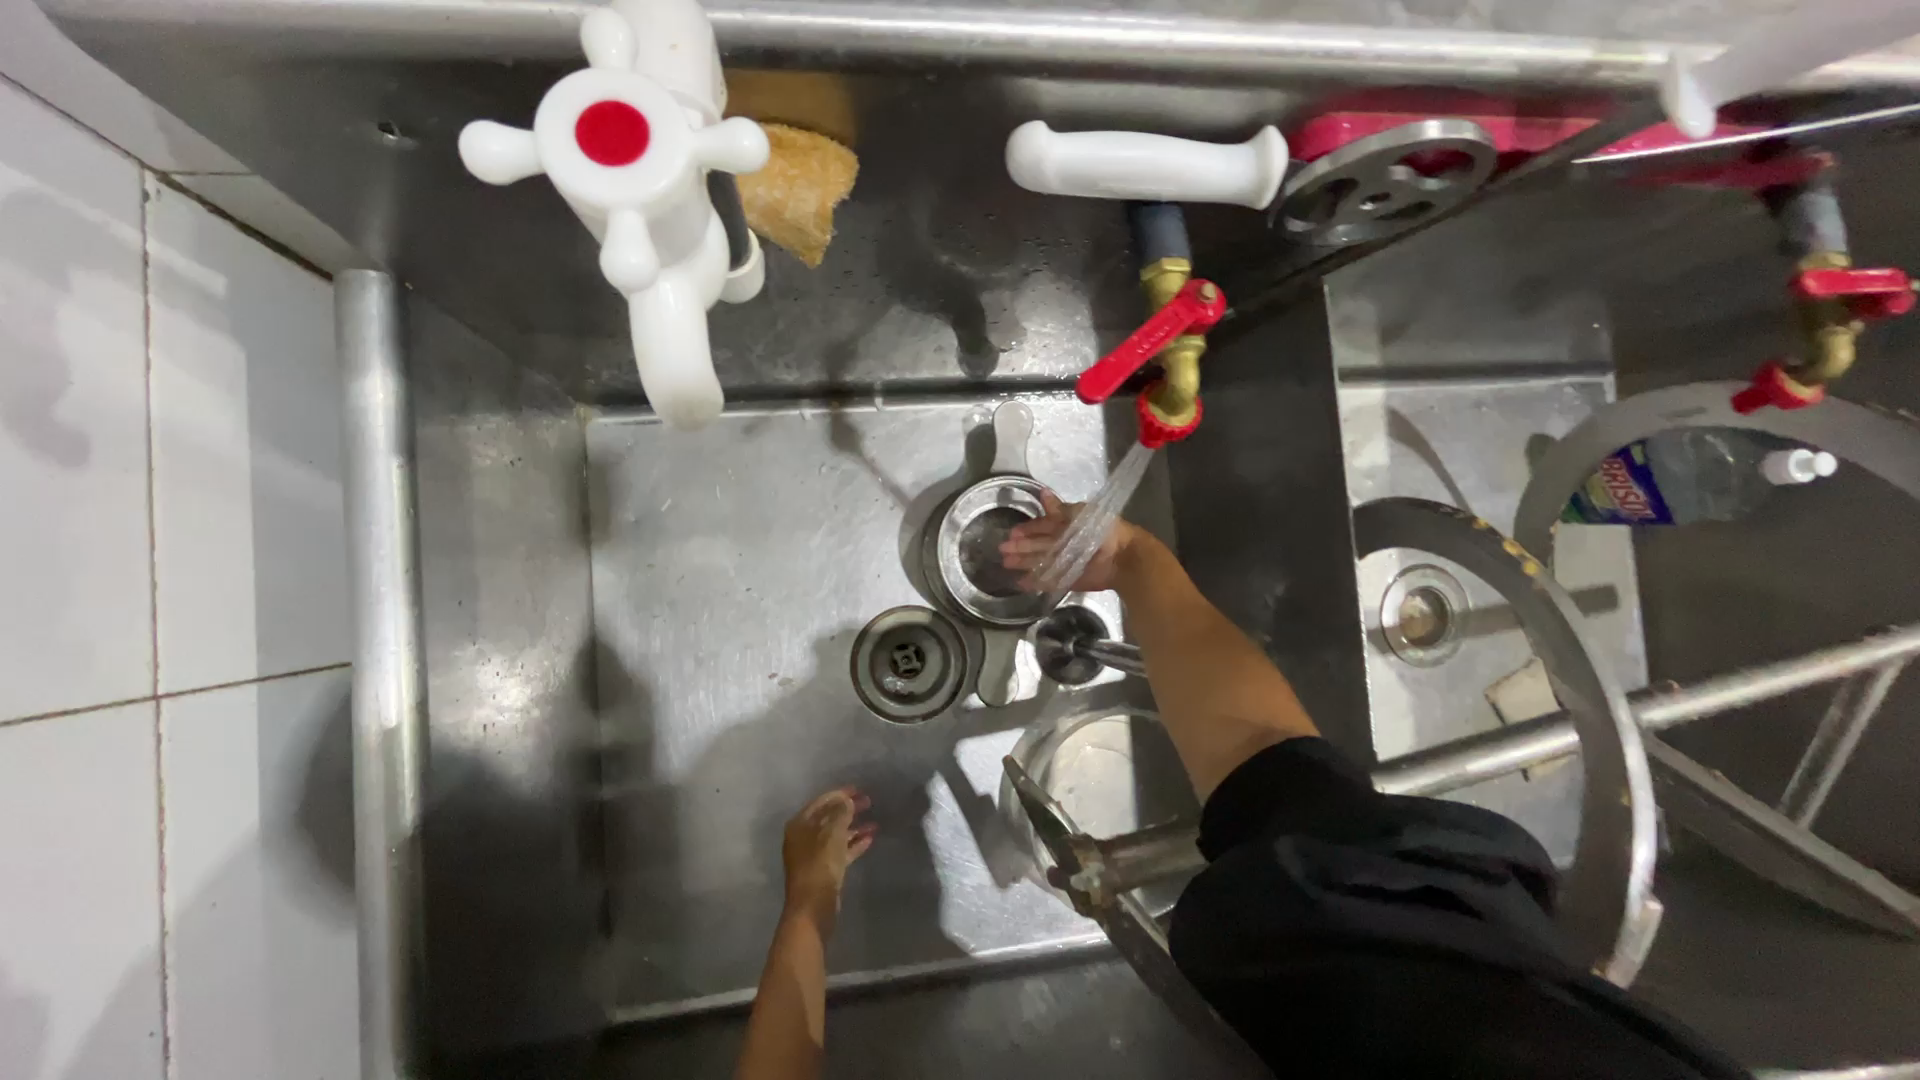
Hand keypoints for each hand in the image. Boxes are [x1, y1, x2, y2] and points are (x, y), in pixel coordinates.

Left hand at [782, 787, 876, 932]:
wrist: (813, 908)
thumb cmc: (820, 866)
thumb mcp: (832, 834)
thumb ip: (840, 814)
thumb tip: (846, 800)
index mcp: (800, 825)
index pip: (821, 802)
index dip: (839, 794)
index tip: (858, 789)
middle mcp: (804, 837)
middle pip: (829, 817)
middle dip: (848, 809)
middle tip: (869, 802)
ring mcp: (814, 855)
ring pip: (836, 835)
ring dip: (854, 827)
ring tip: (874, 823)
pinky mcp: (824, 870)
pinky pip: (841, 851)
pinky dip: (853, 844)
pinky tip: (869, 839)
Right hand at [999, 492, 1138, 593]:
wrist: (1122, 558)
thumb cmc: (1102, 531)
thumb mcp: (1079, 514)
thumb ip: (1059, 509)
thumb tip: (1043, 493)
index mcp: (1067, 526)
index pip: (1042, 527)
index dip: (1027, 530)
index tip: (1011, 533)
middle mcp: (1064, 544)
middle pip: (1038, 546)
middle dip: (1020, 547)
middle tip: (1002, 550)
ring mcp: (1065, 563)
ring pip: (1040, 562)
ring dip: (1023, 563)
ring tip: (1006, 564)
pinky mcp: (1069, 579)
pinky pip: (1049, 581)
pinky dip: (1035, 582)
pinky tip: (1020, 583)